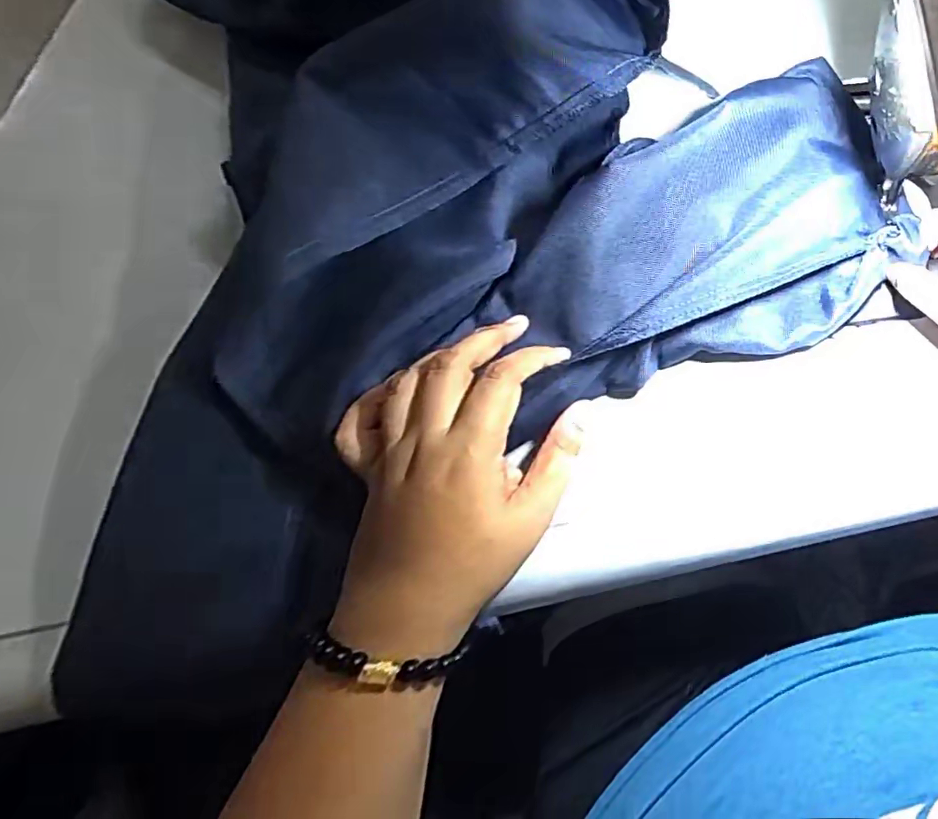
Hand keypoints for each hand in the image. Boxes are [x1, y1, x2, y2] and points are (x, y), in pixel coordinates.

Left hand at [329, 316, 579, 656]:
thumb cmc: (477, 562)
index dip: (532, 358)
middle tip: (516, 326)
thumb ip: (558, 458)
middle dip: (486, 337)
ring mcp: (388, 452)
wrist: (404, 610)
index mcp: (468, 450)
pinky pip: (359, 419)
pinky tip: (404, 384)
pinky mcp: (367, 469)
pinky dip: (380, 392)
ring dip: (442, 354)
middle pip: (448, 366)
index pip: (500, 380)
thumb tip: (578, 413)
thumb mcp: (533, 516)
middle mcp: (424, 440)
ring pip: (407, 381)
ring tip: (473, 346)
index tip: (559, 355)